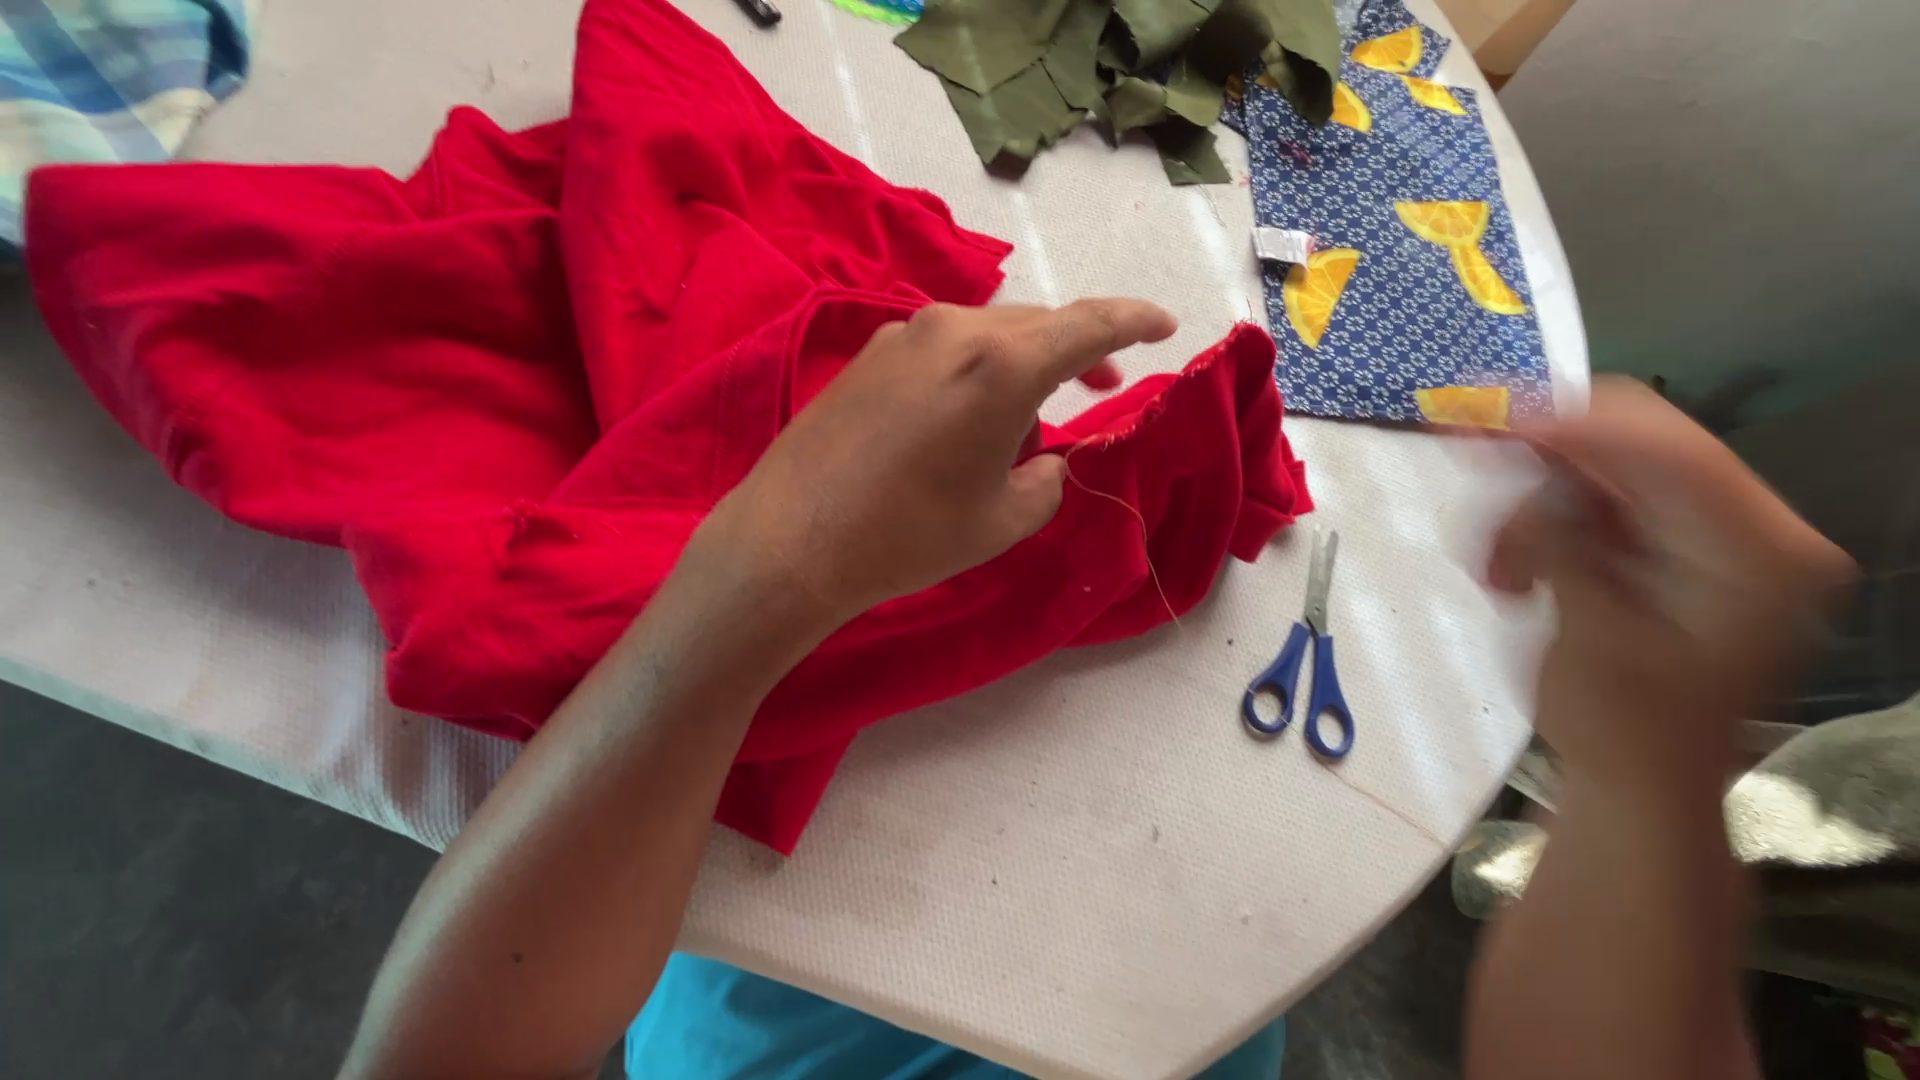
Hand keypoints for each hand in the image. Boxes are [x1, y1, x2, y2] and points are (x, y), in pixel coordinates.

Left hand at [701, 299, 1177, 621]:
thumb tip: (1042, 459)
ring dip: (1022, 365)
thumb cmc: (910, 536)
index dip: (1135, 321)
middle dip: (1078, 352)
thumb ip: (1046, 479)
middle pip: (1038, 325)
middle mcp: (955, 328)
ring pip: (989, 334)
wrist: (793, 540)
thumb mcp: (1003, 521)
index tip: (1164, 324)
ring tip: (1026, 421)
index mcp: (1003, 362)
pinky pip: (945, 347)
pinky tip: (965, 417)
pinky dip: (975, 371)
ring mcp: (904, 334)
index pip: (1090, 325)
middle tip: (1101, 388)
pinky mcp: (868, 353)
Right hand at [1489, 377, 1853, 787]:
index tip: (1493, 424)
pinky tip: (1515, 568)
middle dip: (1546, 462)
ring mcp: (1708, 533)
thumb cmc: (1620, 727)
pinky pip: (1596, 500)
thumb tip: (1528, 465)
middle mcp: (1749, 528)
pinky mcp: (1669, 544)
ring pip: (1604, 471)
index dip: (1579, 428)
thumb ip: (1566, 540)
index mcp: (1758, 555)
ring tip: (1496, 570)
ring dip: (1533, 507)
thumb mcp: (1589, 635)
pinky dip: (1543, 523)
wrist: (1636, 780)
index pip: (1674, 456)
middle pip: (1641, 446)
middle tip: (1472, 469)